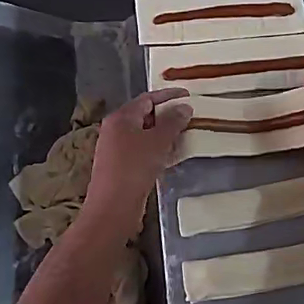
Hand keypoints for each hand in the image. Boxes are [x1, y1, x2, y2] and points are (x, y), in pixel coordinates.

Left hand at [81, 89, 191, 242]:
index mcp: (121, 118)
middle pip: (145, 115)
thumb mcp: (158, 141)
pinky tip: (172, 155)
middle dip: (167, 115)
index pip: (147, 98)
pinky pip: (142, 149)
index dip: (169, 95)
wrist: (113, 208)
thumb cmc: (134, 168)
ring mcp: (116, 149)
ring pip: (144, 134)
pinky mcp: (120, 166)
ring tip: (185, 134)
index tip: (188, 95)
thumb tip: (184, 107)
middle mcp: (115, 129)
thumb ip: (173, 122)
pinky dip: (158, 148)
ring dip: (164, 133)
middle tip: (190, 115)